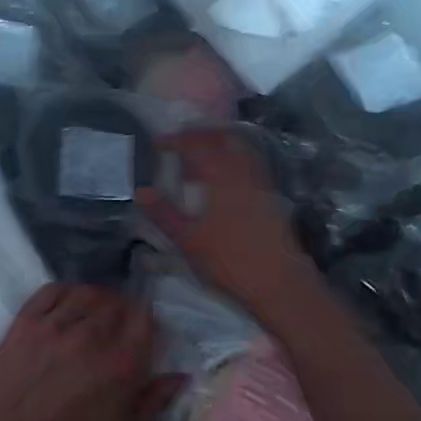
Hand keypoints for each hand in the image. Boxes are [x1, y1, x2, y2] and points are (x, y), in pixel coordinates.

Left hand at [0, 284, 184, 420]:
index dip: (145, 318)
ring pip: (85, 293)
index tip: (140, 328)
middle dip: (121, 309)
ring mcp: (55, 325)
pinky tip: (66, 303)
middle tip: (116, 324)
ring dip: (95, 298)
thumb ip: (154, 402)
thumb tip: (179, 376)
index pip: (144, 317)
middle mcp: (92, 336)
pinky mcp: (26, 322)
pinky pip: (50, 291)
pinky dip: (64, 291)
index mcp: (122, 363)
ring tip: (92, 311)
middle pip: (115, 301)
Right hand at [137, 129, 314, 312]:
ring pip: (242, 153)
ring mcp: (263, 186)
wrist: (279, 283)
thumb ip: (164, 213)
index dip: (177, 140)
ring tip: (201, 162)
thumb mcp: (188, 240)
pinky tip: (223, 185)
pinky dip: (234, 167)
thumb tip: (142, 191)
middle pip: (226, 140)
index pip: (198, 145)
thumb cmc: (229, 260)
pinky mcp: (273, 201)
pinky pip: (252, 169)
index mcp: (223, 176)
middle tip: (183, 143)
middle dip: (203, 136)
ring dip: (221, 149)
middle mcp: (246, 173)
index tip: (160, 143)